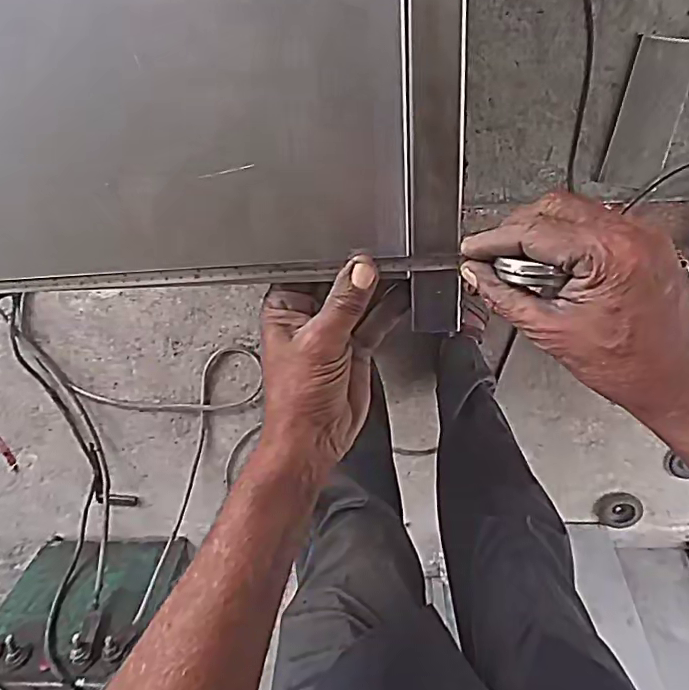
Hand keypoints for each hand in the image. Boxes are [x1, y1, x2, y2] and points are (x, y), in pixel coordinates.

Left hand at [260, 256, 408, 470]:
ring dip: (378, 288)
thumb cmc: (296, 401)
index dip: (333, 260)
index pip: (310, 272)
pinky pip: (375, 321)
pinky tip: (403, 295)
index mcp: (285, 310)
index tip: (357, 249)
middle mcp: (308, 318)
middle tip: (384, 255)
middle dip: (360, 272)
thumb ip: (345, 303)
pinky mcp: (355, 347)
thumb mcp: (320, 342)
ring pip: (360, 301)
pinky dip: (390, 309)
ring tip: (399, 269)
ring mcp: (334, 332)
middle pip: (338, 284)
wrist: (314, 440)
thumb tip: (360, 270)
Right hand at [460, 192, 688, 428]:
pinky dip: (569, 239)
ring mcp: (643, 234)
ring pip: (573, 211)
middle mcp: (630, 234)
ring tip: (526, 270)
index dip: (493, 239)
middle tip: (493, 259)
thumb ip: (506, 296)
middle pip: (552, 207)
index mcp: (608, 253)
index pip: (533, 229)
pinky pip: (596, 223)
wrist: (680, 380)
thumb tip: (479, 274)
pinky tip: (558, 268)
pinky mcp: (647, 242)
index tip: (473, 249)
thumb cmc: (633, 367)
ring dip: (541, 233)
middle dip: (515, 230)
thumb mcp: (553, 332)